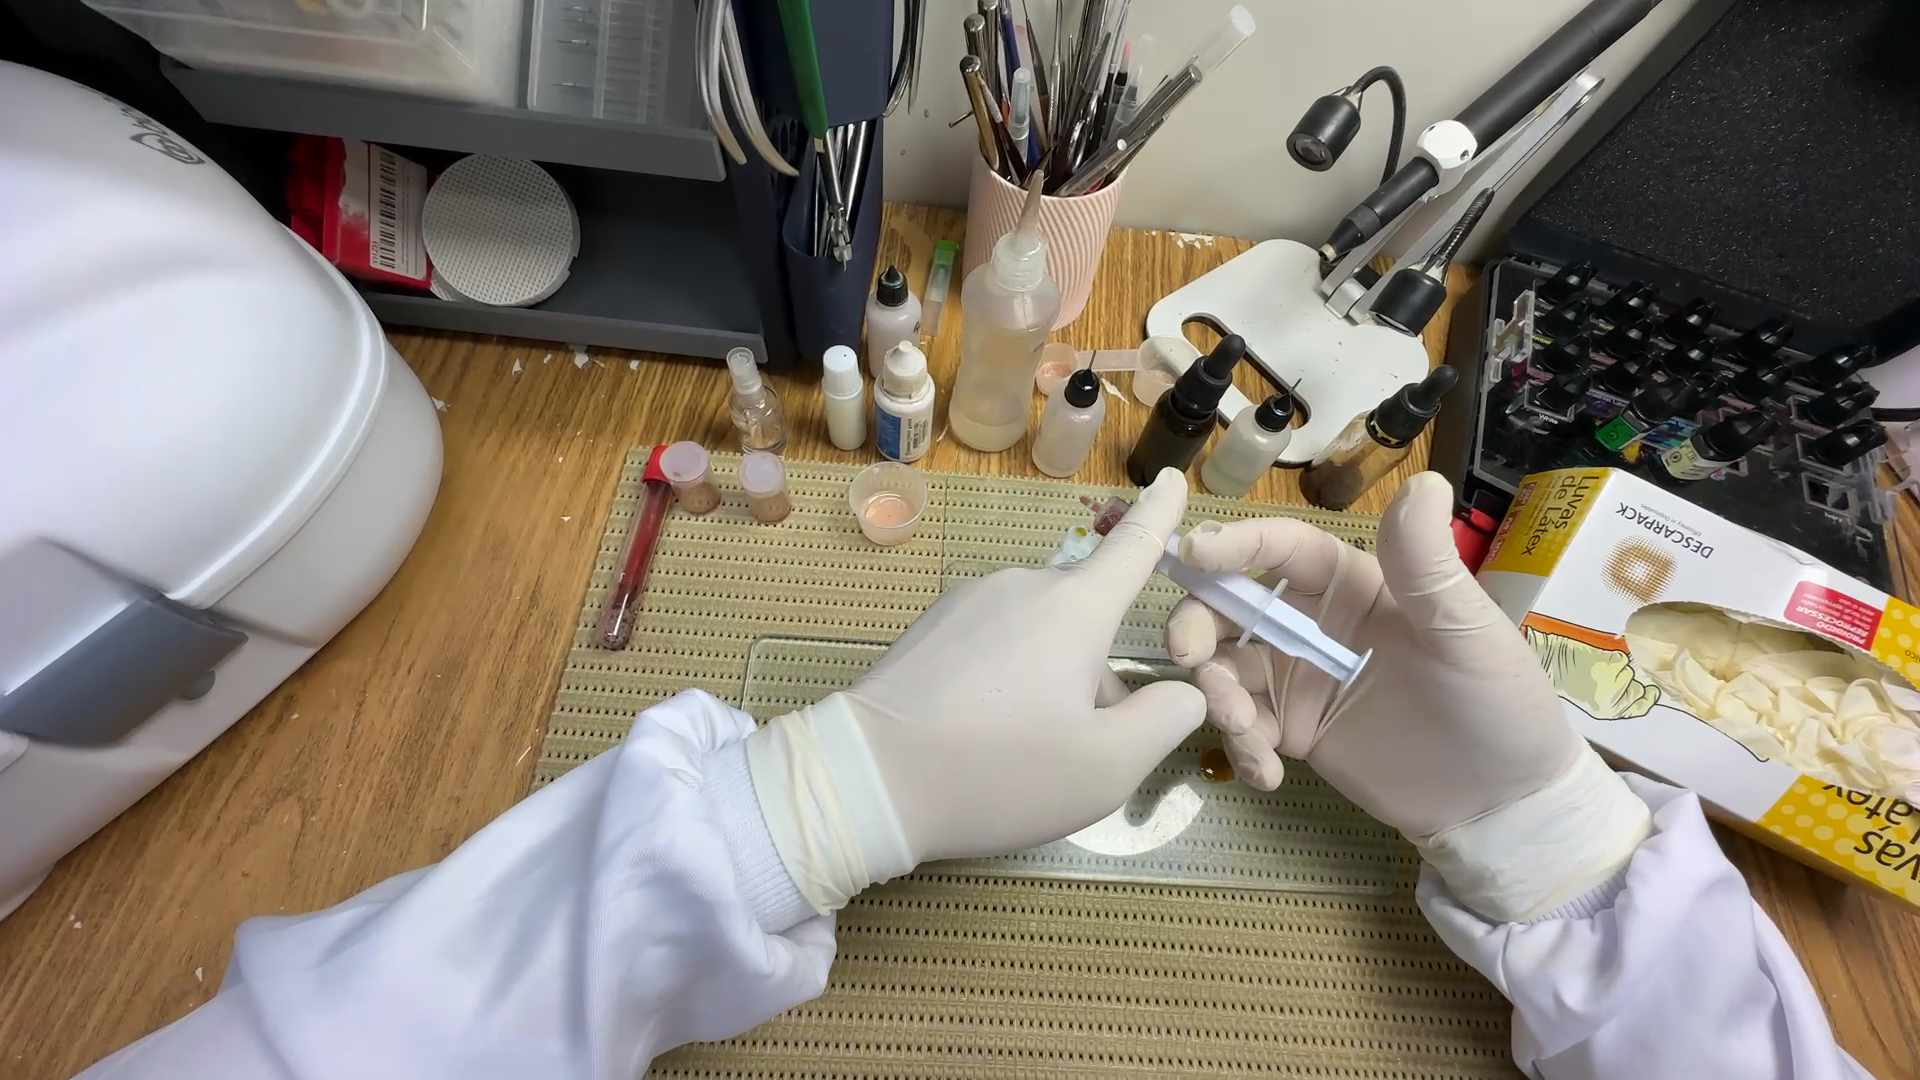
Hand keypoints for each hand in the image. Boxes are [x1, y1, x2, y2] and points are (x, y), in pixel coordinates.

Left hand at [745, 470, 1206, 913]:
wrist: (870, 777)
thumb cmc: (1000, 771)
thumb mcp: (1106, 766)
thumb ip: (1164, 720)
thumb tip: (1185, 691)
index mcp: (1072, 608)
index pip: (1132, 547)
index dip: (1160, 515)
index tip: (1169, 478)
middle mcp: (1021, 585)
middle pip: (1085, 618)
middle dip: (1095, 672)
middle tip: (1074, 746)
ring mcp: (969, 599)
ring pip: (1038, 631)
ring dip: (1051, 675)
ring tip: (1019, 745)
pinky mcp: (932, 621)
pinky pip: (993, 637)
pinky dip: (1006, 673)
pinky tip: (978, 726)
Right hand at [1164, 472, 1649, 920]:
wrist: (1502, 807)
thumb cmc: (1496, 706)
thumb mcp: (1466, 633)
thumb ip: (1427, 565)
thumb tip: (1424, 481)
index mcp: (1349, 584)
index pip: (1280, 550)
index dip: (1234, 546)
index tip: (1192, 553)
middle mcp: (1309, 623)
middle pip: (1228, 608)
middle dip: (1196, 627)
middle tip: (1188, 658)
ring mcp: (1295, 677)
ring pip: (1225, 668)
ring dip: (1218, 696)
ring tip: (1246, 733)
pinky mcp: (1288, 726)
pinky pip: (1244, 725)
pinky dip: (1242, 748)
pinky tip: (1266, 773)